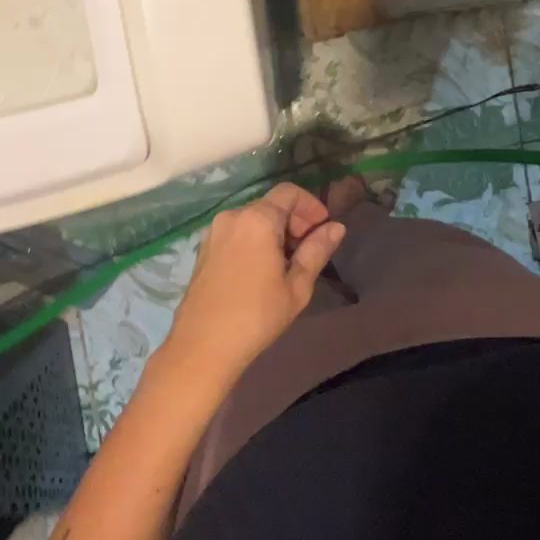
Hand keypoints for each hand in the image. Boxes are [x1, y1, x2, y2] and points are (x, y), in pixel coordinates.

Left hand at [163, 184, 345, 377]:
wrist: (203, 346)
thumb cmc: (256, 316)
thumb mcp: (296, 286)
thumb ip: (316, 251)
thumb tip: (336, 227)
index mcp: (257, 220)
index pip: (289, 192)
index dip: (311, 206)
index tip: (323, 230)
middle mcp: (233, 217)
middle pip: (271, 204)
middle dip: (294, 220)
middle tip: (309, 251)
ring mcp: (214, 232)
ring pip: (253, 218)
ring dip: (275, 231)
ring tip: (287, 264)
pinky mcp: (204, 249)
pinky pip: (237, 232)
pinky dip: (255, 239)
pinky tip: (262, 269)